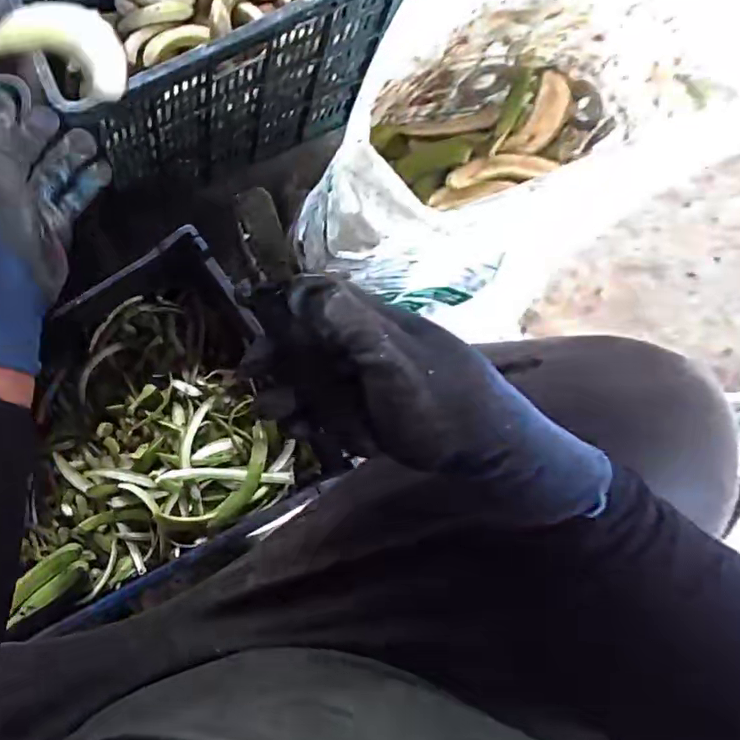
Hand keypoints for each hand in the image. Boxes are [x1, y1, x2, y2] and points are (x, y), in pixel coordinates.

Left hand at [0, 92, 109, 374]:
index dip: (10, 107)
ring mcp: (32, 206)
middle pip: (28, 146)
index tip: (33, 83)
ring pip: (55, 170)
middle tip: (73, 108)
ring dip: (73, 153)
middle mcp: (5, 184)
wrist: (10, 290)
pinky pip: (73, 198)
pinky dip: (88, 183)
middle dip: (47, 128)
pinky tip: (105, 167)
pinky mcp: (56, 226)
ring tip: (92, 138)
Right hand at [247, 276, 610, 526]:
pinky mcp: (366, 409)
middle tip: (249, 381)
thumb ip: (351, 326)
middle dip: (275, 362)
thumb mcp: (396, 362)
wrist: (490, 452)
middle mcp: (362, 343)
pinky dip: (310, 419)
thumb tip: (301, 286)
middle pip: (304, 342)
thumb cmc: (444, 403)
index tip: (253, 333)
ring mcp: (363, 378)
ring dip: (288, 396)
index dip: (279, 312)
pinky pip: (326, 408)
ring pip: (310, 379)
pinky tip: (304, 433)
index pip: (315, 300)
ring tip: (276, 418)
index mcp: (370, 321)